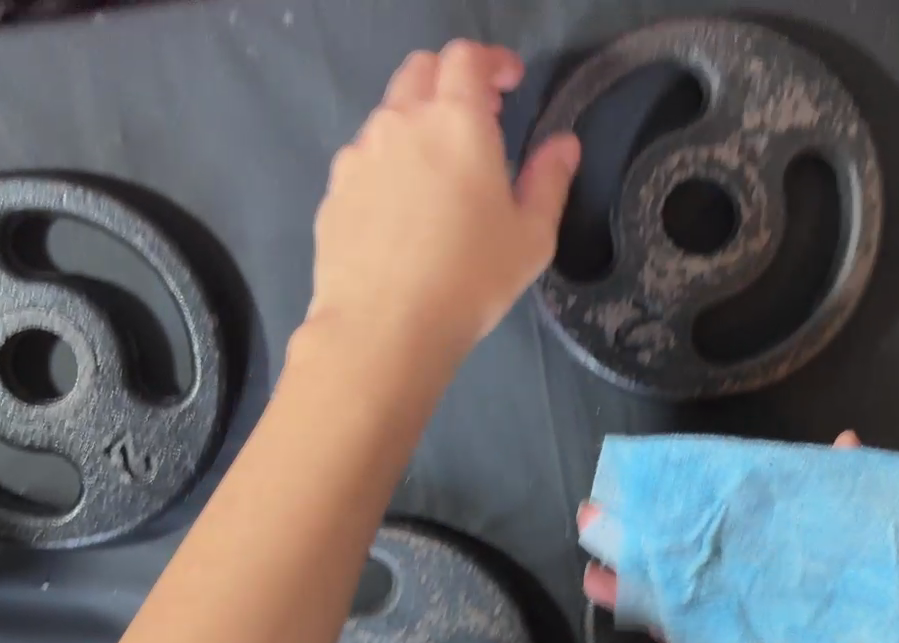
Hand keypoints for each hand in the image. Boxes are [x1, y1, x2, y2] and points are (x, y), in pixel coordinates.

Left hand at [306, 41, 581, 366]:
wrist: (386, 327)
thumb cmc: (472, 281)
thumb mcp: (532, 238)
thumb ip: (550, 182)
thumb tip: (563, 145)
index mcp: (457, 122)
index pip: (468, 59)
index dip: (492, 62)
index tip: (509, 82)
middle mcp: (402, 122)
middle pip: (420, 72)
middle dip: (450, 82)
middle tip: (475, 119)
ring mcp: (360, 155)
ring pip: (388, 117)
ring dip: (416, 126)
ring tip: (436, 174)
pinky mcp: (335, 192)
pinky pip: (364, 161)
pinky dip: (388, 166)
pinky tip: (400, 212)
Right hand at [581, 433, 898, 642]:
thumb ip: (881, 510)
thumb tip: (843, 440)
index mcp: (828, 539)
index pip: (755, 507)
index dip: (704, 492)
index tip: (653, 480)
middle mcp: (796, 575)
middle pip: (717, 553)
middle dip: (657, 538)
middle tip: (598, 522)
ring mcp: (785, 624)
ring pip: (710, 601)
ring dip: (656, 586)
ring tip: (599, 572)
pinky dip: (688, 634)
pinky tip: (646, 618)